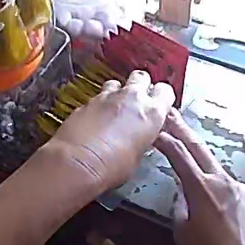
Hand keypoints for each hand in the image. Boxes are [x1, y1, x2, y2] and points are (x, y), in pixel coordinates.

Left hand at [41, 70, 174, 195]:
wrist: (79, 163)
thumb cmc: (112, 166)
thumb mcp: (138, 156)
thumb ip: (141, 138)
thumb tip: (136, 139)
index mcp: (152, 112)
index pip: (165, 92)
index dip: (161, 97)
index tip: (158, 104)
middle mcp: (132, 98)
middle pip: (141, 78)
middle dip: (140, 86)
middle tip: (137, 101)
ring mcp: (107, 97)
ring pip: (117, 84)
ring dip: (117, 93)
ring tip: (114, 109)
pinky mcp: (87, 101)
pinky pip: (97, 97)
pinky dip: (98, 105)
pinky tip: (95, 120)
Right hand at [153, 110, 244, 244]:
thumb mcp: (183, 231)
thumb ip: (180, 205)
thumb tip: (182, 193)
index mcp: (202, 188)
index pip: (178, 154)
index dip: (164, 139)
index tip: (153, 129)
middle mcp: (221, 181)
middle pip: (198, 147)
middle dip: (181, 128)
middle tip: (169, 112)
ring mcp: (236, 186)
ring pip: (212, 163)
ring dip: (196, 152)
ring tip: (182, 142)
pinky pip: (223, 181)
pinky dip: (210, 177)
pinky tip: (204, 185)